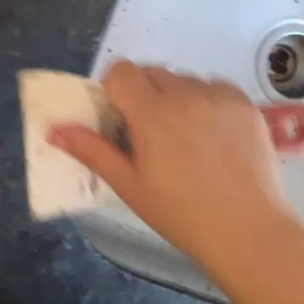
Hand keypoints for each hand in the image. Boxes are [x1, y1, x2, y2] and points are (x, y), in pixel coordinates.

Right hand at [49, 62, 303, 275]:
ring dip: (176, 98)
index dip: (115, 89)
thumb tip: (54, 129)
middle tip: (150, 134)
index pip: (121, 71)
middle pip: (151, 73)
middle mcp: (185, 93)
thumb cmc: (181, 213)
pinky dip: (207, 103)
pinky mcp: (244, 103)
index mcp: (152, 111)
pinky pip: (214, 88)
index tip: (120, 118)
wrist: (249, 232)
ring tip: (186, 139)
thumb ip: (92, 150)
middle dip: (143, 94)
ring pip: (183, 81)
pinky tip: (212, 137)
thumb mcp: (130, 185)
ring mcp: (219, 96)